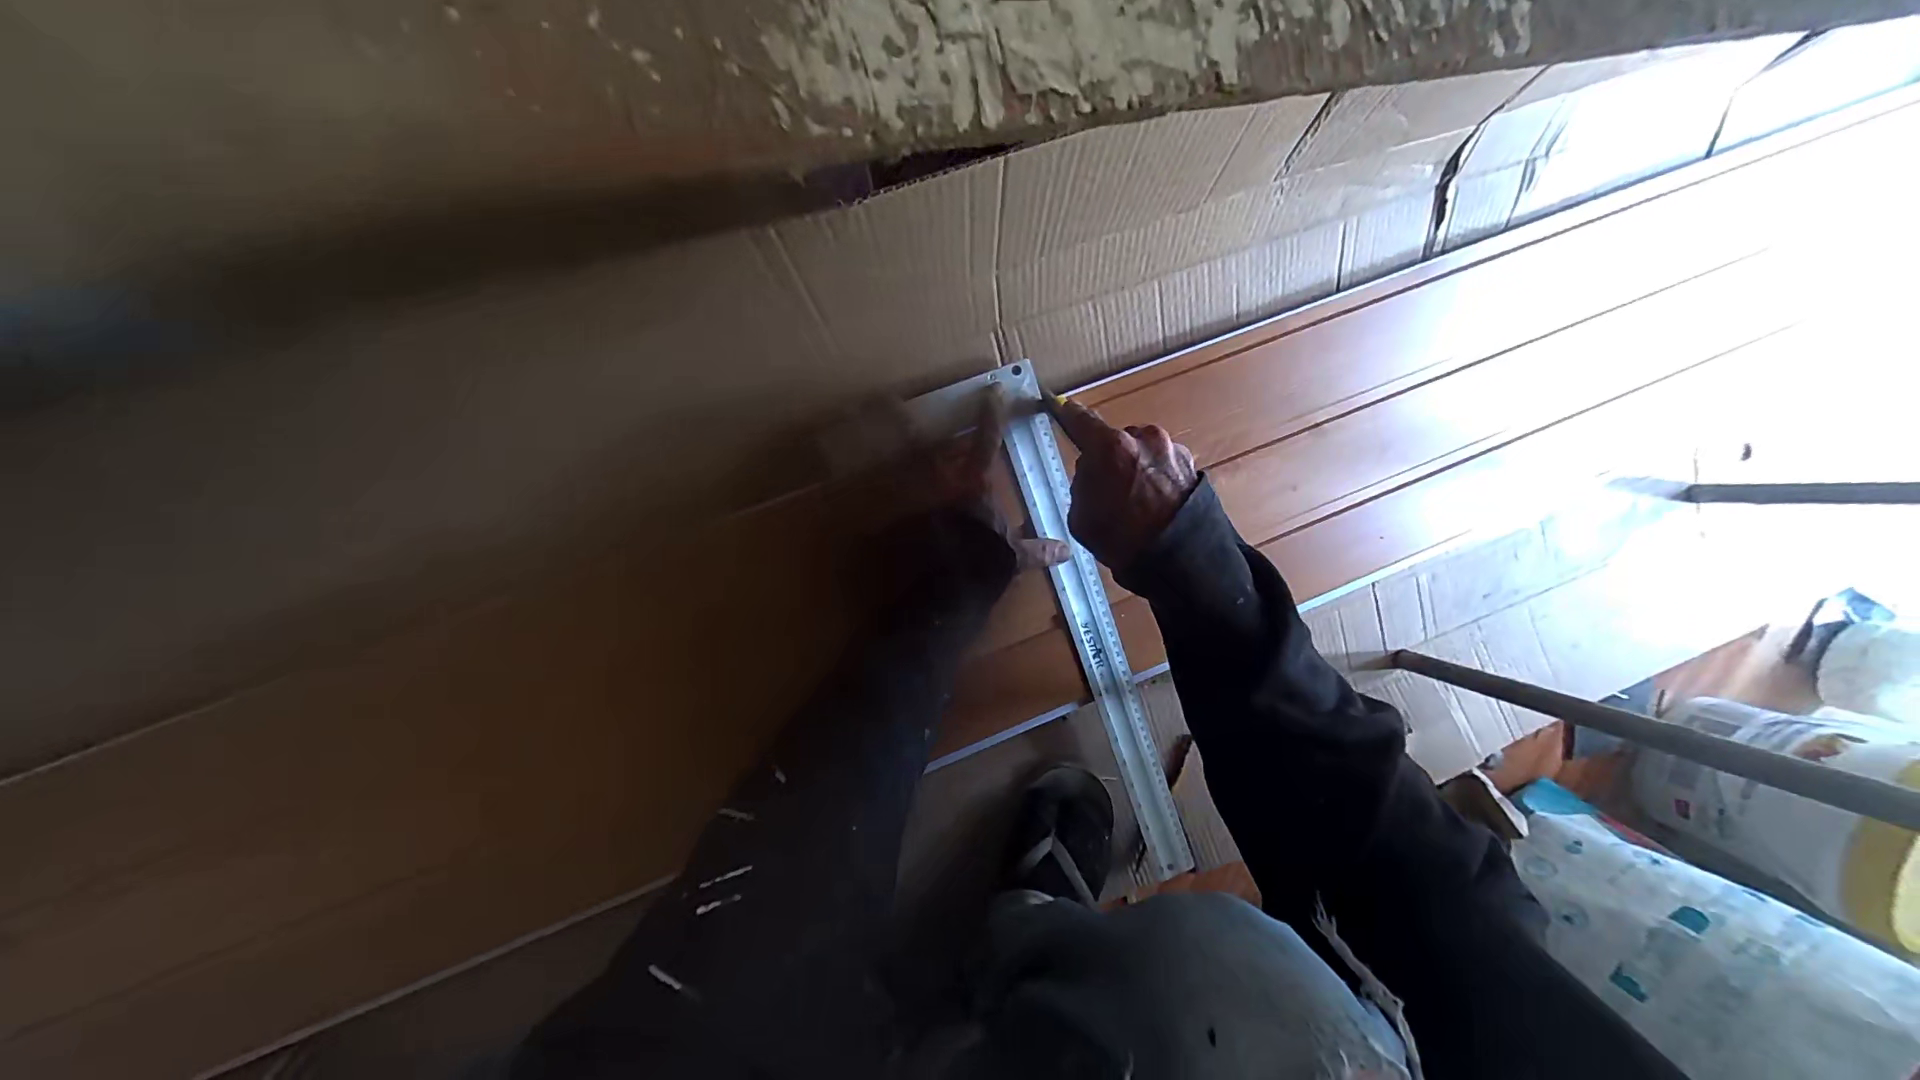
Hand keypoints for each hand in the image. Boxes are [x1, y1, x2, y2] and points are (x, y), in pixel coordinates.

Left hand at [833, 392, 1069, 606]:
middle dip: (900, 420)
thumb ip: (1037, 550)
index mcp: (972, 490)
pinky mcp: (888, 525)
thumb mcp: (1014, 560)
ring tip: (850, 426)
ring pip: (884, 467)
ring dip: (867, 448)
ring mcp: (909, 504)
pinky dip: (852, 492)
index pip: (986, 444)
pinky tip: (841, 482)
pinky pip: (868, 501)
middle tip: (884, 399)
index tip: (993, 391)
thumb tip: (1064, 550)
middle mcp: (936, 488)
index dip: (991, 417)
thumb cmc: (984, 572)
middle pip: (917, 445)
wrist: (945, 599)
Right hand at [1051, 400, 1198, 570]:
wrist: (1180, 559)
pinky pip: (1164, 466)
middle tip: (1107, 488)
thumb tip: (1091, 473)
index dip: (1067, 414)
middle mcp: (1144, 437)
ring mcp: (1172, 449)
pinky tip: (1156, 505)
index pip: (1081, 420)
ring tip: (1137, 502)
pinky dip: (1157, 479)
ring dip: (1136, 468)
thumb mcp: (1081, 517)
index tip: (1058, 405)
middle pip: (1116, 440)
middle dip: (1110, 458)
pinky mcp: (1192, 465)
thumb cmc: (1122, 540)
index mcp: (1110, 446)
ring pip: (1142, 452)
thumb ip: (1082, 484)